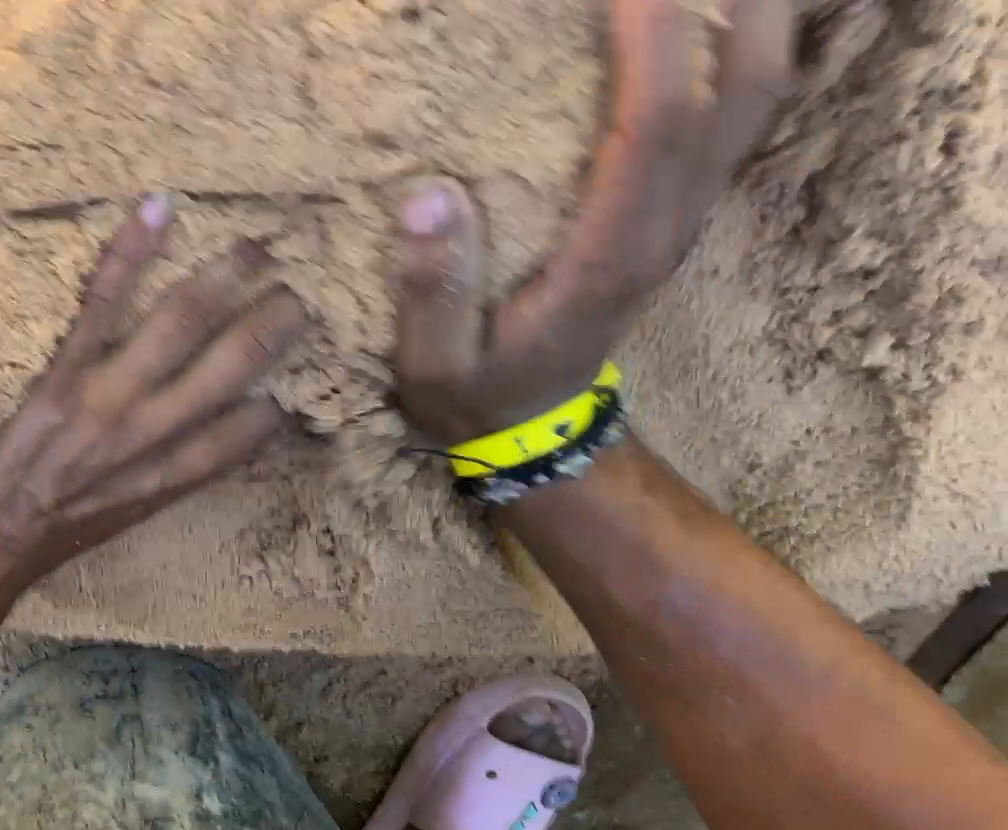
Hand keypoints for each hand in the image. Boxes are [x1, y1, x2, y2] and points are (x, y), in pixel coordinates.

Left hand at [0, 195, 310, 591]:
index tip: (300, 373)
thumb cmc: (62, 525)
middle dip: (274, 322)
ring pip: (180, 321)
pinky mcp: (65, 370)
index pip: (249, 430)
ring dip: (226, 276)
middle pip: (231, 363)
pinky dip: (131, 251)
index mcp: (173, 474)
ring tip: (258, 248)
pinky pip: (103, 302)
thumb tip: (227, 434)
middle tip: (304, 290)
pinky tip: (157, 209)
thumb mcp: (134, 515)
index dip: (280, 399)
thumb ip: (180, 474)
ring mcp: (109, 395)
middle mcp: (152, 431)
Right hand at [394, 0, 795, 443]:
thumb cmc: (475, 398)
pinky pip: (729, 119)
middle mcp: (662, 232)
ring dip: (745, 19)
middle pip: (743, 94)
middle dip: (728, 8)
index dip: (653, 42)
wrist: (533, 434)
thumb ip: (430, 291)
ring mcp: (679, 224)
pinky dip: (728, 57)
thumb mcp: (430, 366)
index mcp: (604, 262)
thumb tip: (428, 196)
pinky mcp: (672, 219)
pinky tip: (692, 28)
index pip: (654, 129)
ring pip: (754, 99)